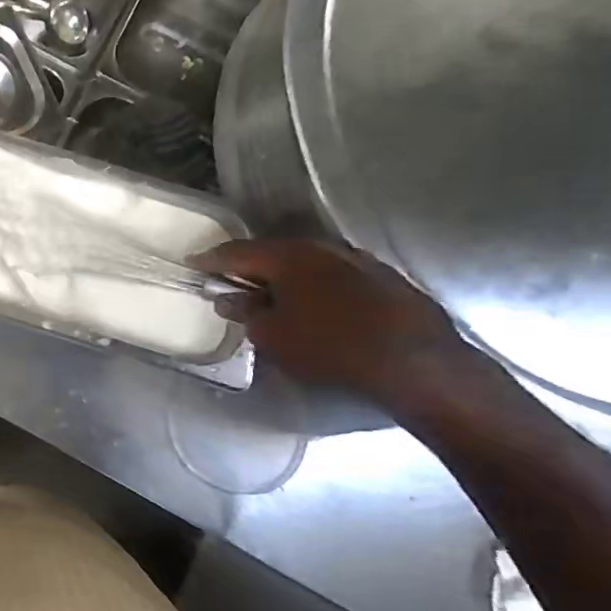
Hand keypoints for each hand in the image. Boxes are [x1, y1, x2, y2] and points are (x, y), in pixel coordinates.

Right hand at [192, 238, 483, 404]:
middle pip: (273, 253)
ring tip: (270, 297)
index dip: (211, 259)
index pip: (236, 252)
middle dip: (249, 267)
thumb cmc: (329, 347)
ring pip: (306, 263)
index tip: (194, 264)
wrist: (416, 362)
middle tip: (230, 283)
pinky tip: (310, 306)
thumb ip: (246, 313)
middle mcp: (322, 248)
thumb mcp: (272, 337)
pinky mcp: (382, 278)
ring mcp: (356, 259)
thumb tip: (231, 299)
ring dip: (284, 277)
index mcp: (288, 257)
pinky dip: (312, 286)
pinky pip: (332, 275)